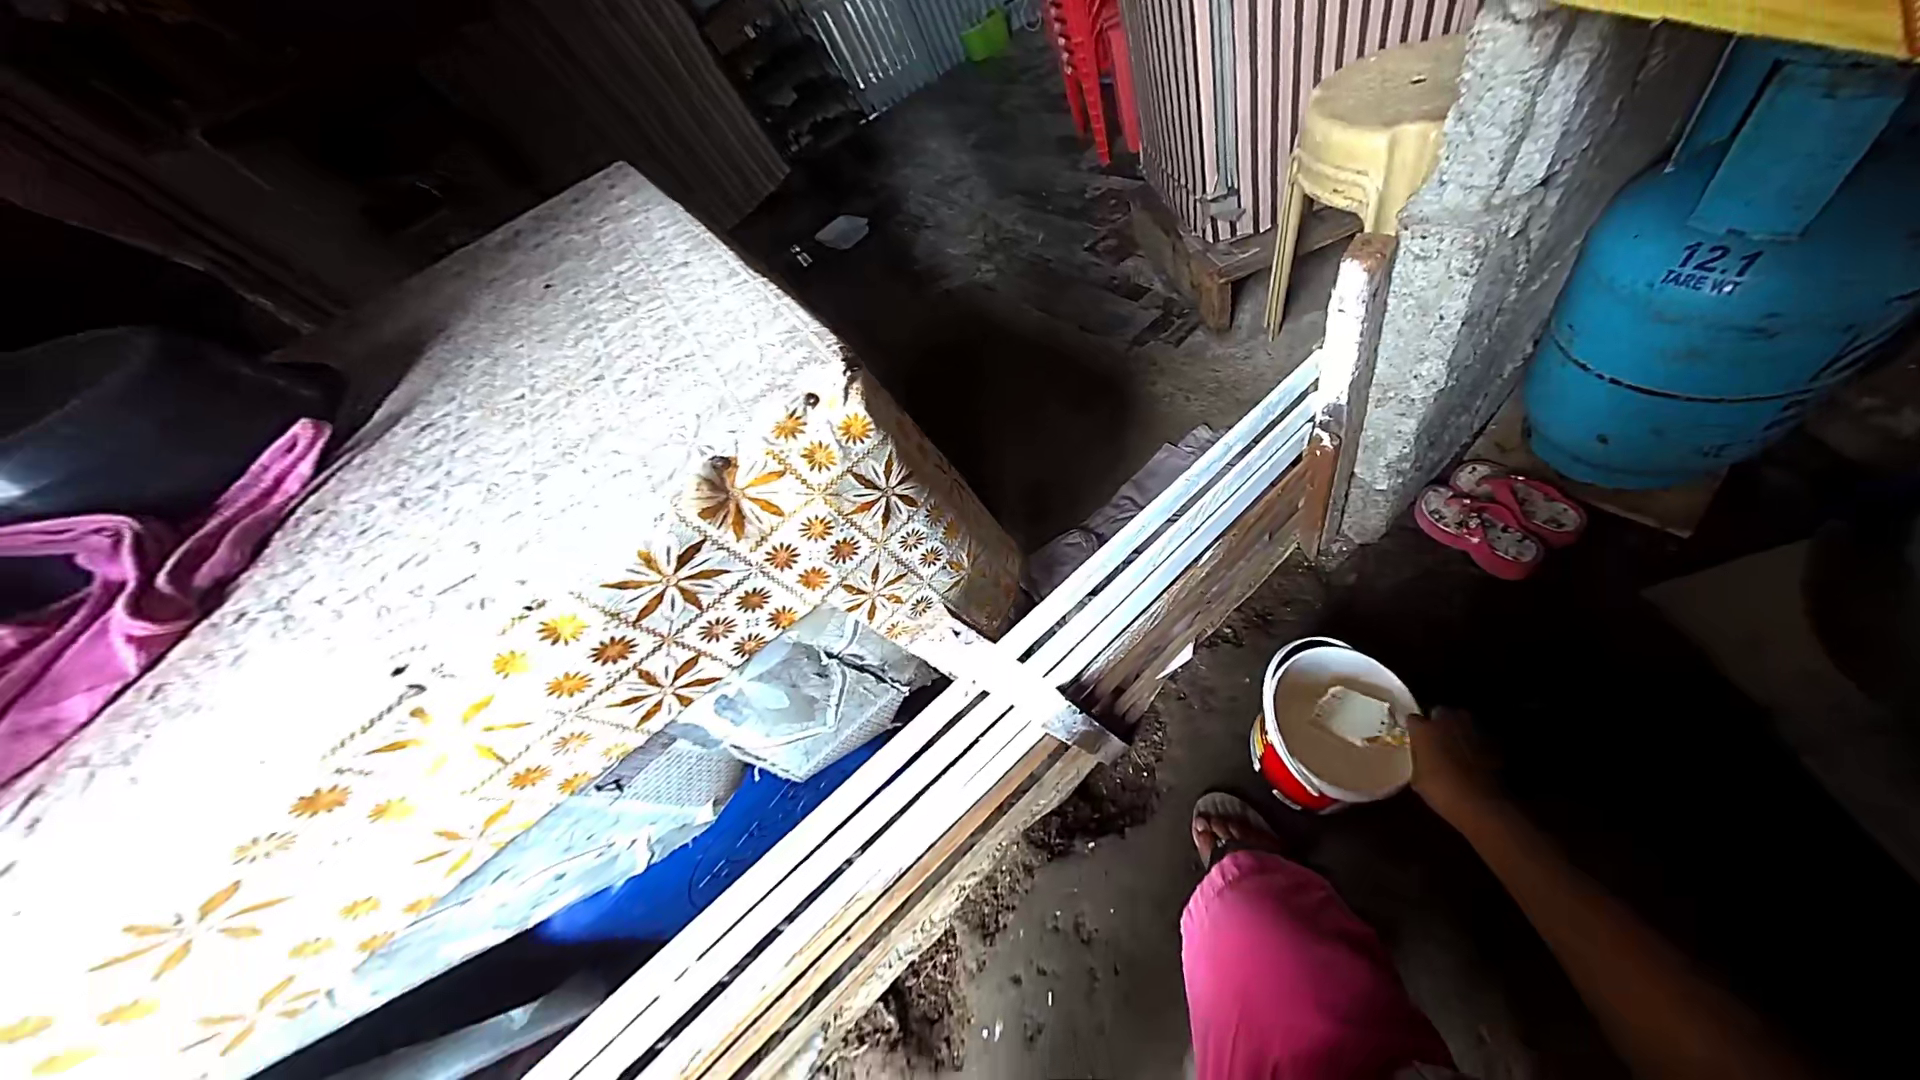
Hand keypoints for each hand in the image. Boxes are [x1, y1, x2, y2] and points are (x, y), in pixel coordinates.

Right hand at [1408, 706, 1503, 821]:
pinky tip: (1477, 755)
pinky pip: (1481, 735)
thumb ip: (1419, 759)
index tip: (1415, 738)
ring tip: (1458, 743)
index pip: (1413, 719)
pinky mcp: (1496, 741)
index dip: (1414, 729)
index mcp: (1423, 729)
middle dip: (1439, 721)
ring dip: (1459, 728)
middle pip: (1440, 711)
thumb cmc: (1443, 792)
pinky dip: (1478, 741)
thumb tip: (1422, 757)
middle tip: (1437, 736)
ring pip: (1463, 719)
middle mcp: (1447, 721)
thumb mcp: (1418, 778)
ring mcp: (1474, 729)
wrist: (1486, 804)